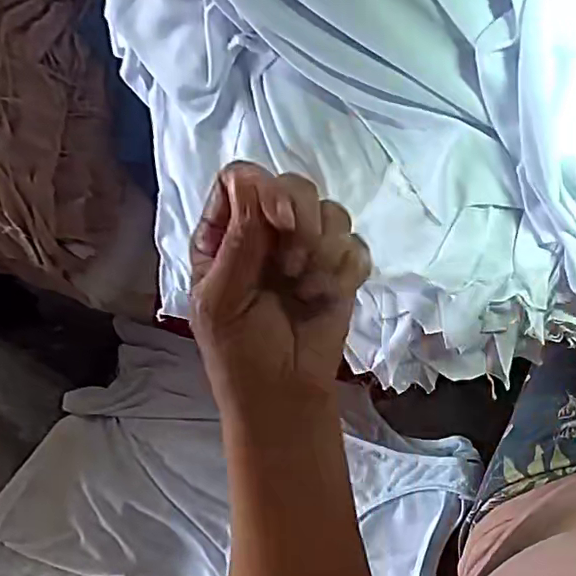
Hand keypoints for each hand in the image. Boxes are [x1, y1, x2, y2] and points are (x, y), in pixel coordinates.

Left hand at [190, 162, 371, 403]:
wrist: (285, 396)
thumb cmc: (240, 353)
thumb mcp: (220, 299)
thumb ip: (238, 243)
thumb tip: (262, 187)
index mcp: (225, 235)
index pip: (243, 179)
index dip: (266, 189)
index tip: (281, 222)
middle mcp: (267, 234)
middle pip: (294, 186)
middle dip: (302, 221)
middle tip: (293, 265)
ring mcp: (307, 252)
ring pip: (332, 213)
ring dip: (324, 250)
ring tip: (306, 288)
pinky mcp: (340, 274)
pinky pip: (356, 247)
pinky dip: (345, 271)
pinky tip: (326, 296)